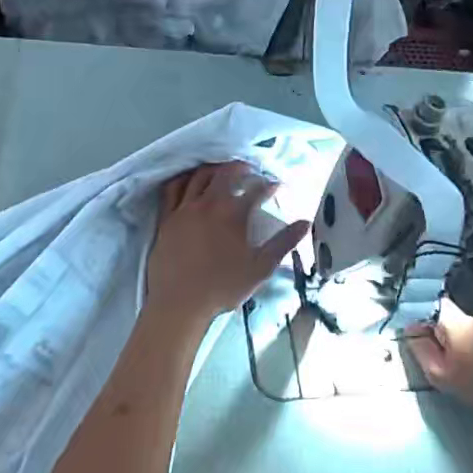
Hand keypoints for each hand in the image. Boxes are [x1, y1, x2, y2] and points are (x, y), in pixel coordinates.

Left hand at [144, 162, 308, 328]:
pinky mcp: (166, 218)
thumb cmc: (223, 287)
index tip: (277, 187)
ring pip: (199, 176)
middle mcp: (209, 203)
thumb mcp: (261, 267)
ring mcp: (184, 208)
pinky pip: (173, 188)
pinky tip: (190, 180)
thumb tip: (306, 223)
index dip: (269, 185)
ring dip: (215, 169)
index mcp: (233, 213)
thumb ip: (283, 243)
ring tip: (223, 173)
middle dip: (242, 168)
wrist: (180, 304)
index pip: (256, 188)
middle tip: (251, 172)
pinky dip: (185, 179)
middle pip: (226, 173)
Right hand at [406, 297, 472, 434]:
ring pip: (459, 303)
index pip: (418, 300)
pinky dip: (471, 323)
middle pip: (439, 298)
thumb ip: (420, 348)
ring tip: (460, 350)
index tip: (417, 338)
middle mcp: (471, 295)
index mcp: (452, 308)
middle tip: (439, 347)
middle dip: (433, 317)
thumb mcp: (443, 375)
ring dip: (453, 321)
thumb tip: (411, 329)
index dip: (414, 318)